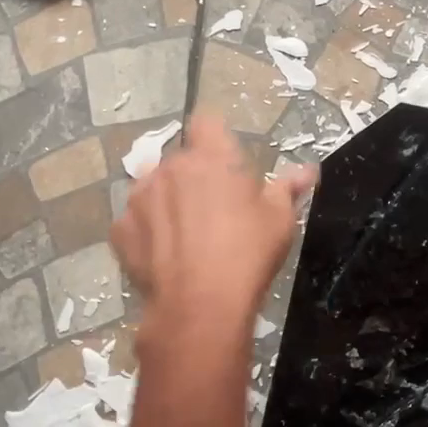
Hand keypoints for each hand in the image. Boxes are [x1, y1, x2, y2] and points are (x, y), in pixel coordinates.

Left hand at [110, 114, 317, 350]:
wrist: (199, 305)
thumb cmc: (249, 252)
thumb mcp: (281, 218)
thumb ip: (288, 187)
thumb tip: (307, 170)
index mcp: (213, 158)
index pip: (206, 121)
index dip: (216, 134)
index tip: (227, 155)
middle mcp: (170, 168)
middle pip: (182, 158)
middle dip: (197, 174)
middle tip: (218, 205)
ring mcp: (139, 198)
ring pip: (156, 185)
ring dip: (170, 198)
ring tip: (190, 231)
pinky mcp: (119, 230)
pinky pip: (138, 218)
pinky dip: (150, 228)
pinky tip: (168, 252)